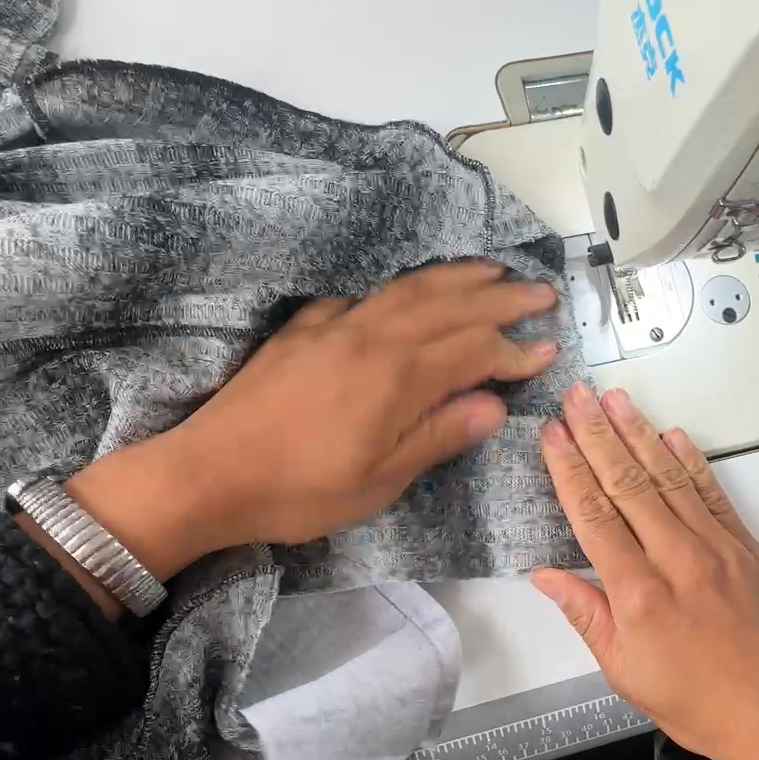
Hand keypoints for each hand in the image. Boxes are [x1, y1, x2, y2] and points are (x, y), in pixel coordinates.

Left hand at [43, 260, 558, 608]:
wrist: (209, 473)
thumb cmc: (302, 490)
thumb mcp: (382, 479)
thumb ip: (440, 435)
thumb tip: (494, 405)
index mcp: (398, 375)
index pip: (475, 349)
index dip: (516, 350)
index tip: (549, 351)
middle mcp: (373, 336)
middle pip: (452, 305)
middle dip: (503, 297)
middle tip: (543, 291)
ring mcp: (336, 324)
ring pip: (411, 288)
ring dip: (459, 276)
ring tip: (494, 269)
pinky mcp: (306, 327)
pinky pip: (367, 293)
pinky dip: (403, 286)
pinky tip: (411, 290)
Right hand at [529, 384, 758, 759]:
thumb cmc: (699, 703)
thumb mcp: (624, 671)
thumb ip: (586, 614)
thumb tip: (547, 576)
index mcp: (640, 594)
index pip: (594, 515)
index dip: (569, 469)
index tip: (552, 435)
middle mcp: (678, 560)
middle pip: (628, 483)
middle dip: (597, 434)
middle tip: (577, 396)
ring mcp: (717, 548)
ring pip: (670, 478)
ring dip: (639, 434)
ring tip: (616, 399)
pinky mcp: (746, 547)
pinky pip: (713, 494)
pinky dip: (692, 462)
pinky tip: (673, 435)